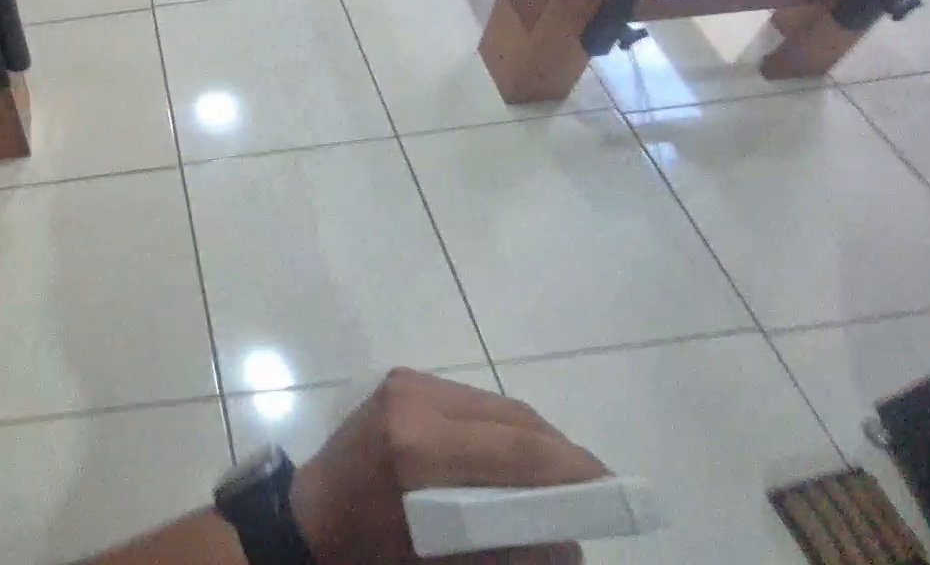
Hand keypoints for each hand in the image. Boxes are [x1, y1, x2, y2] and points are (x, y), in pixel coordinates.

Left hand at [288, 369, 608, 563]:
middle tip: (596, 497)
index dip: (580, 474)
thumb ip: (515, 552)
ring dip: (534, 442)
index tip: (621, 498)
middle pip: (517, 420)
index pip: (523, 450)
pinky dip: (503, 429)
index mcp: (418, 445)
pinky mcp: (402, 380)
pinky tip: (514, 461)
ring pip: (499, 407)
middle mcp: (413, 399)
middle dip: (563, 458)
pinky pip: (474, 402)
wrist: (308, 516)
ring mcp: (406, 383)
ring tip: (559, 483)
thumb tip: (573, 543)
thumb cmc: (373, 550)